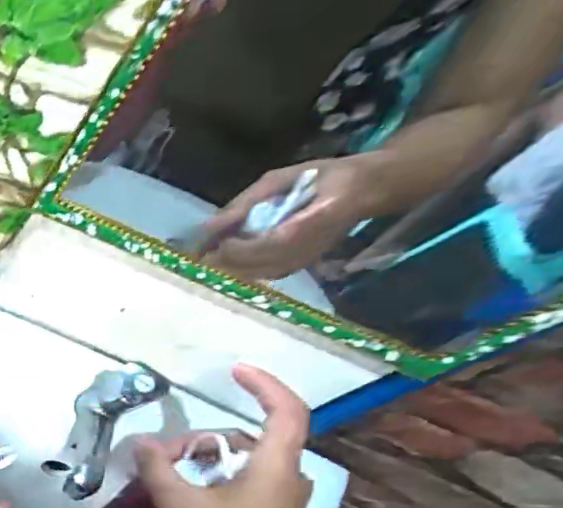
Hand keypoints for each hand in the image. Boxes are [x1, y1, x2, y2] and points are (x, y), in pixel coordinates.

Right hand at [133, 366, 310, 507]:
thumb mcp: (177, 503)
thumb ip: (157, 468)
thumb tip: (142, 443)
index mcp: (276, 465)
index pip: (285, 408)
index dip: (263, 384)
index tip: (234, 372)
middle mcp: (290, 477)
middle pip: (257, 436)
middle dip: (213, 435)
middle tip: (175, 450)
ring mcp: (286, 499)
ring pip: (254, 459)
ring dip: (217, 456)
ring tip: (179, 471)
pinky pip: (254, 479)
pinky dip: (226, 474)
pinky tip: (197, 491)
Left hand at [198, 156, 381, 280]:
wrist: (364, 191)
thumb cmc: (322, 177)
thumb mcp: (282, 178)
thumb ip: (246, 202)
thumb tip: (210, 225)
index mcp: (306, 224)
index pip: (263, 246)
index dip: (237, 249)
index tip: (216, 242)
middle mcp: (303, 251)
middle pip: (254, 267)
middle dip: (223, 263)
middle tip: (198, 255)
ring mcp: (300, 264)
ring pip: (254, 276)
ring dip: (229, 269)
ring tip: (208, 257)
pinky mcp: (296, 269)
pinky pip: (262, 275)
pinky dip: (241, 269)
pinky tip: (228, 260)